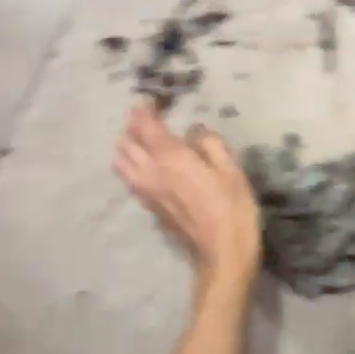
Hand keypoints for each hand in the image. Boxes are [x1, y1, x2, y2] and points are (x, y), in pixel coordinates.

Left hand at [114, 102, 261, 298]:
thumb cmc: (233, 207)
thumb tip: (194, 131)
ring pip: (122, 163)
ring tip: (144, 142)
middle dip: (133, 127)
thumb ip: (210, 143)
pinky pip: (131, 180)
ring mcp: (147, 192)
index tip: (154, 101)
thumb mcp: (231, 168)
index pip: (146, 126)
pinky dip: (133, 166)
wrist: (222, 252)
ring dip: (128, 148)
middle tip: (149, 119)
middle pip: (126, 144)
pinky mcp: (150, 208)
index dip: (145, 110)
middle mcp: (151, 172)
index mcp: (171, 158)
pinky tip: (150, 167)